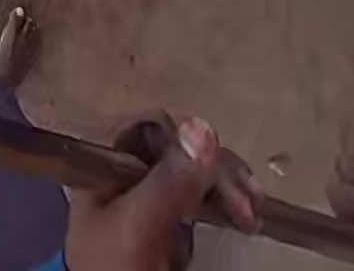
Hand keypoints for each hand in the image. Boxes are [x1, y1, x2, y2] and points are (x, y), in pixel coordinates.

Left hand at [65, 116, 260, 270]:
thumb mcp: (137, 227)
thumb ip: (168, 182)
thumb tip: (202, 126)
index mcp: (100, 156)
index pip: (148, 125)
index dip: (188, 146)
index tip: (219, 180)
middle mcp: (119, 164)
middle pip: (174, 145)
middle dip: (214, 168)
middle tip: (248, 207)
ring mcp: (141, 190)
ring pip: (190, 167)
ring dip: (226, 184)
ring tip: (252, 214)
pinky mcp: (162, 217)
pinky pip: (196, 194)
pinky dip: (223, 200)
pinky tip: (246, 217)